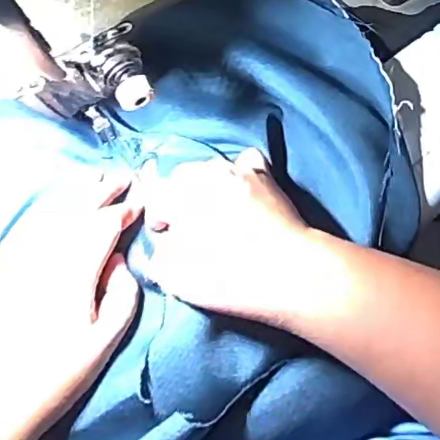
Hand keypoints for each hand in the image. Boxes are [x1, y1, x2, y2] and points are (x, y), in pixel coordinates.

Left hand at [0, 173, 142, 439]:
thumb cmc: (52, 379)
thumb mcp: (104, 343)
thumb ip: (123, 294)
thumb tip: (117, 262)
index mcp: (74, 270)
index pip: (105, 224)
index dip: (126, 209)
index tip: (143, 200)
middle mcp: (45, 257)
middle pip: (78, 211)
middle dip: (103, 190)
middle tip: (124, 176)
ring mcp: (18, 263)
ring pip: (53, 216)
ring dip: (78, 196)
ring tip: (96, 182)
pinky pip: (31, 231)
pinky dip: (52, 214)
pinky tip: (61, 213)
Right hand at [138, 149, 323, 324]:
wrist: (284, 269)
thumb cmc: (226, 278)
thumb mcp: (175, 277)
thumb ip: (159, 254)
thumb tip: (164, 241)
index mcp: (180, 196)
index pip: (155, 193)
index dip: (157, 215)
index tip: (163, 231)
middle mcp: (208, 174)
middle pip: (182, 176)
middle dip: (180, 195)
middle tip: (189, 223)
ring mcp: (238, 171)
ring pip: (212, 167)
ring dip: (208, 184)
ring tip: (217, 209)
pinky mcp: (265, 175)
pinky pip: (246, 161)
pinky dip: (240, 172)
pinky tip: (243, 190)